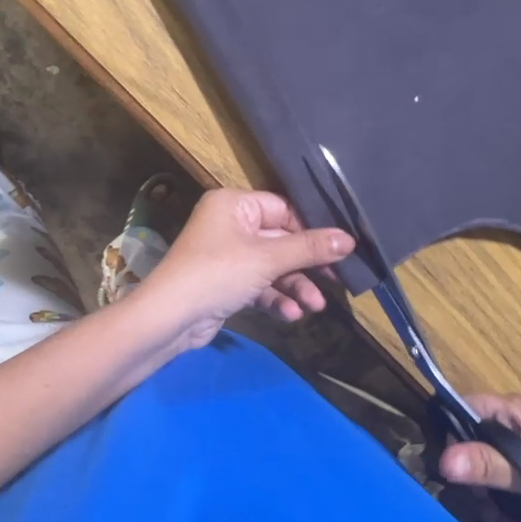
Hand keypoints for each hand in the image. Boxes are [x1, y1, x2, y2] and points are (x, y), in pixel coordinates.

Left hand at [132, 188, 354, 349]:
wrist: (170, 318)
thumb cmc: (218, 274)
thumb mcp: (267, 259)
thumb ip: (309, 249)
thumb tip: (350, 239)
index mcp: (234, 204)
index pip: (284, 209)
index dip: (312, 229)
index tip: (341, 248)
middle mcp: (229, 224)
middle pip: (281, 239)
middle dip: (307, 265)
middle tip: (337, 280)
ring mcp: (227, 255)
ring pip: (273, 267)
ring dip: (295, 286)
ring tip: (316, 306)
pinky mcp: (226, 283)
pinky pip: (259, 285)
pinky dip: (276, 299)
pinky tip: (291, 315)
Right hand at [438, 393, 520, 521]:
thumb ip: (488, 465)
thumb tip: (441, 460)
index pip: (469, 405)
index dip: (452, 432)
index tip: (445, 467)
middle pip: (474, 441)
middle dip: (473, 478)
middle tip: (482, 507)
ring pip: (485, 467)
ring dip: (487, 499)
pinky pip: (503, 485)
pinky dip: (502, 508)